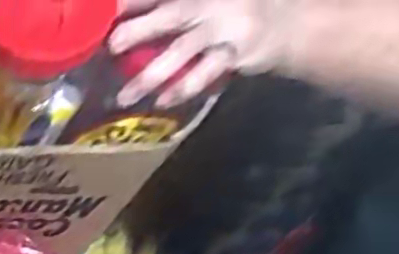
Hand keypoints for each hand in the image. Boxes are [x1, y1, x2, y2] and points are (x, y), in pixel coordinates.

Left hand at [108, 0, 301, 106]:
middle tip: (113, 44)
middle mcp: (211, 0)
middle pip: (172, 13)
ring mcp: (226, 23)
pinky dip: (182, 88)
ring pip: (182, 50)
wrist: (288, 21)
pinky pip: (204, 72)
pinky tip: (163, 100)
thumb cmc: (232, 11)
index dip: (135, 2)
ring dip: (150, 76)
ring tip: (124, 97)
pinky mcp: (237, 49)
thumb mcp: (204, 2)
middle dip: (141, 28)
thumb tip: (122, 24)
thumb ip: (167, 10)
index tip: (110, 11)